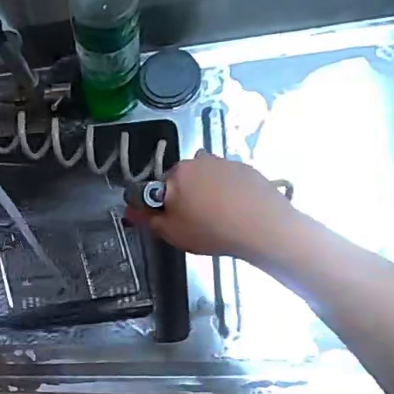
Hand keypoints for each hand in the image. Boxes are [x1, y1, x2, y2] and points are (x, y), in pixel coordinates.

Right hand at [140, 151, 302, 261]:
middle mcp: (198, 160)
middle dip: (185, 196)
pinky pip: (228, 180)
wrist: (264, 226)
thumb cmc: (211, 230)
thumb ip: (147, 219)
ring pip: (207, 178)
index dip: (161, 205)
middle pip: (183, 179)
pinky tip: (236, 212)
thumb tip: (129, 210)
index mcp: (176, 173)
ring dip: (207, 192)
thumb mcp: (171, 232)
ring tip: (219, 217)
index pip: (157, 186)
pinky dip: (228, 192)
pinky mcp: (247, 168)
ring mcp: (225, 161)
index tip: (171, 220)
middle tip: (195, 222)